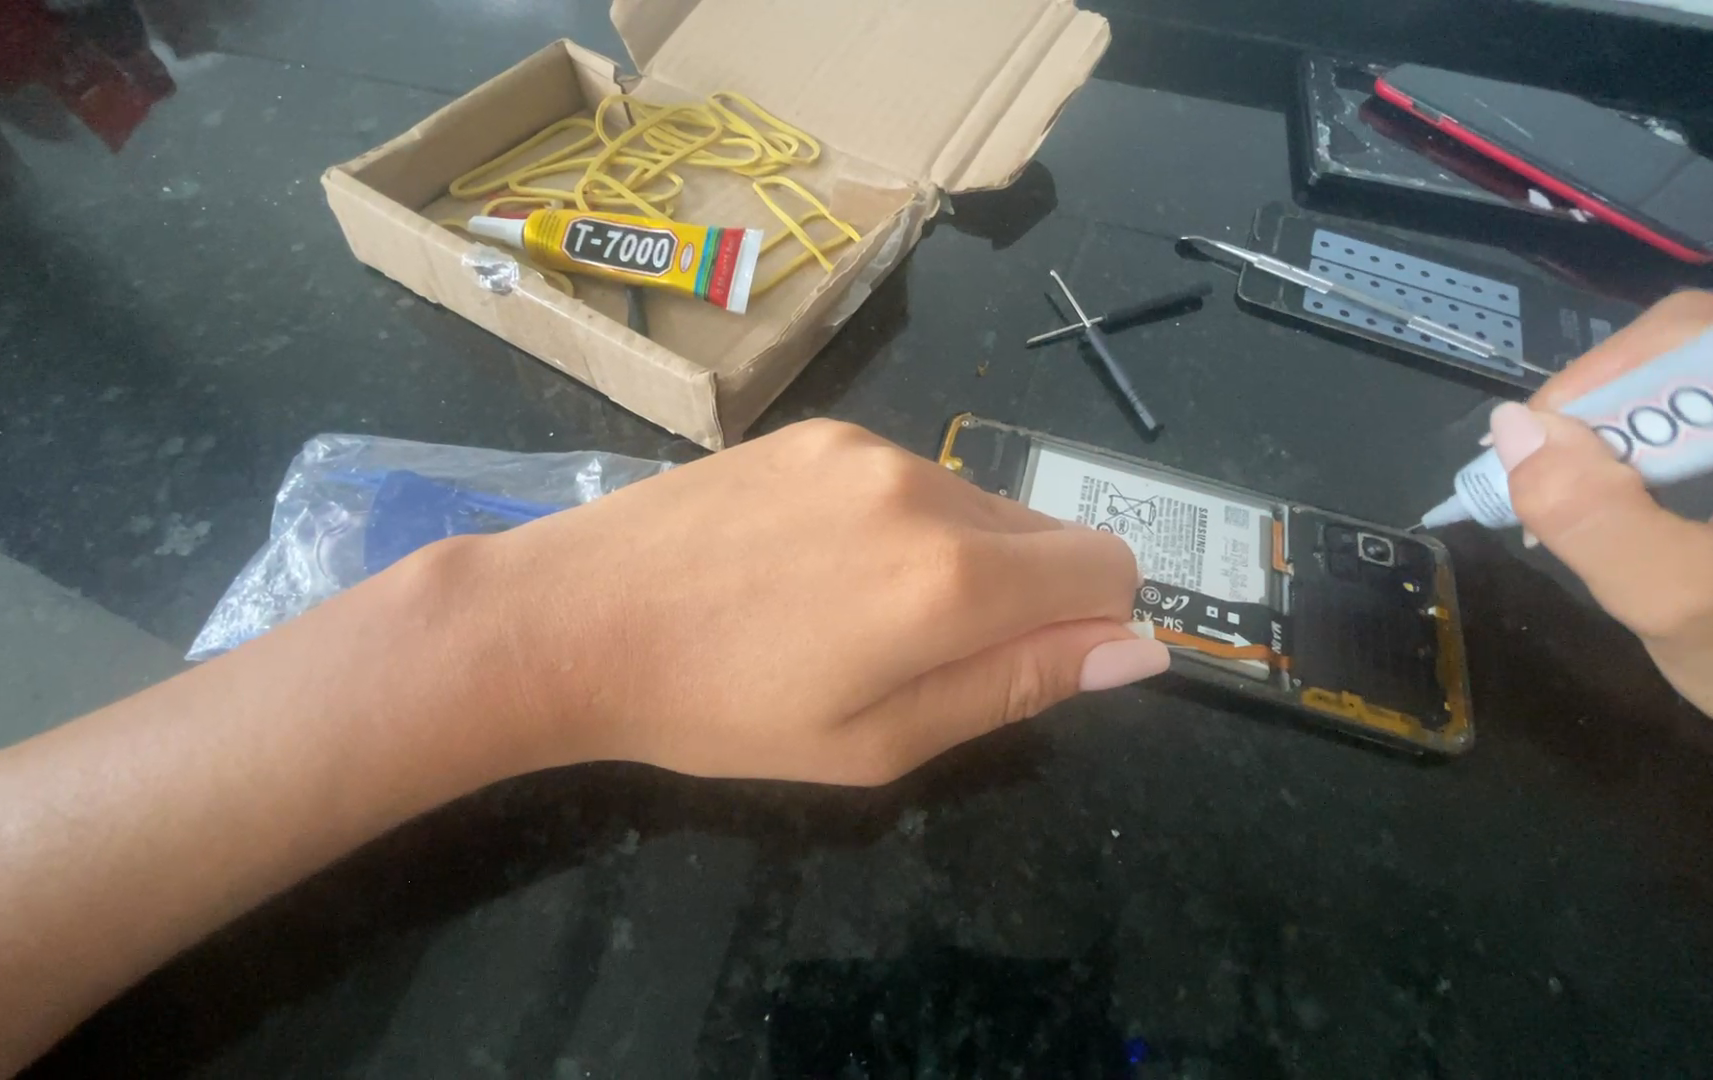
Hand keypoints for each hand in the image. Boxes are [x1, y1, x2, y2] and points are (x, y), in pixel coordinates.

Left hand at [466, 419, 1166, 785]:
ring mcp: (866, 446)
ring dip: (956, 559)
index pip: (1106, 568)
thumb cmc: (723, 710)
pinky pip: (908, 478)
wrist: (573, 618)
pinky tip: (814, 561)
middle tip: (917, 652)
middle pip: (1046, 532)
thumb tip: (1139, 649)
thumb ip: (1017, 685)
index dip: (1093, 621)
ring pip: (977, 504)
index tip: (1025, 660)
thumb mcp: (879, 740)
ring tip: (851, 609)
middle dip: (1020, 596)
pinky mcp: (819, 428)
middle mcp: (925, 489)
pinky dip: (899, 523)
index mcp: (950, 578)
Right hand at [1490, 290, 1712, 783]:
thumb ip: (1593, 513)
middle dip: (1598, 404)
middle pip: (1696, 348)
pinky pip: (1691, 408)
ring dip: (1601, 426)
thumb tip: (1509, 428)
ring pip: (1682, 377)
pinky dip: (1625, 441)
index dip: (1613, 373)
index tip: (1540, 442)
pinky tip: (1600, 485)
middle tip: (1538, 468)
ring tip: (1559, 483)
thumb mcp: (1676, 597)